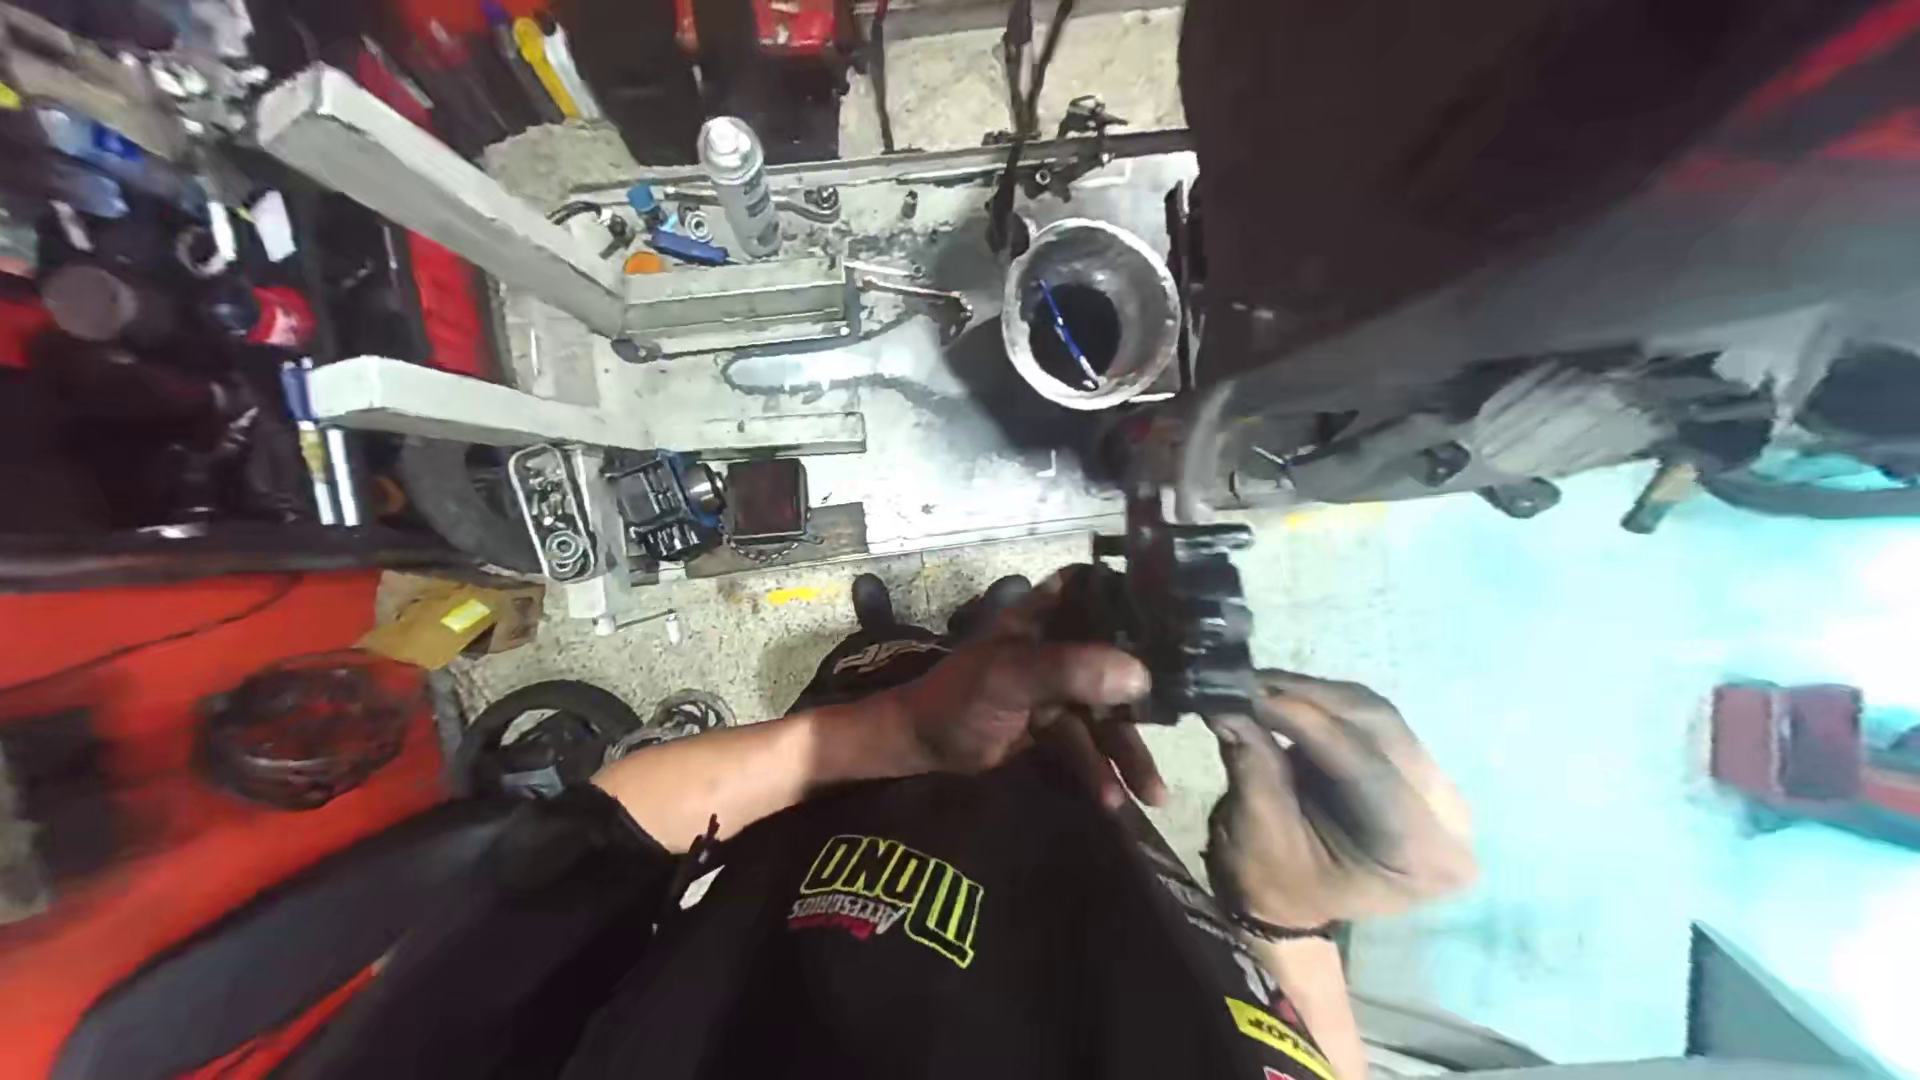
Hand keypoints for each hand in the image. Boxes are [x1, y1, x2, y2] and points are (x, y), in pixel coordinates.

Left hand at [879, 574, 1165, 807]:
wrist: (924, 746)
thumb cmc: (961, 696)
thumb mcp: (1012, 676)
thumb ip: (1069, 669)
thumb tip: (1140, 676)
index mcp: (1046, 616)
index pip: (1100, 592)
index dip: (1139, 600)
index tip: (1183, 620)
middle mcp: (1059, 644)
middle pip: (1117, 659)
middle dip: (1148, 696)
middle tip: (1187, 723)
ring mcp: (1058, 685)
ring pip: (1105, 713)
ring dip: (1128, 751)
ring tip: (1154, 793)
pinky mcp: (1054, 723)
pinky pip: (1086, 744)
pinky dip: (1100, 770)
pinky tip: (1114, 800)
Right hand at [1204, 671, 1474, 929]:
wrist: (1286, 894)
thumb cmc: (1273, 879)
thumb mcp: (1256, 831)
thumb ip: (1251, 764)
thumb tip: (1228, 704)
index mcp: (1422, 858)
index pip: (1370, 772)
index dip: (1310, 725)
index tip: (1253, 694)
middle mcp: (1448, 818)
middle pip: (1382, 730)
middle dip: (1309, 698)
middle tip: (1249, 682)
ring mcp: (1433, 787)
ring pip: (1374, 713)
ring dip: (1311, 693)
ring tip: (1258, 685)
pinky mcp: (1408, 763)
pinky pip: (1365, 715)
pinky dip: (1317, 700)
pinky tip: (1280, 694)